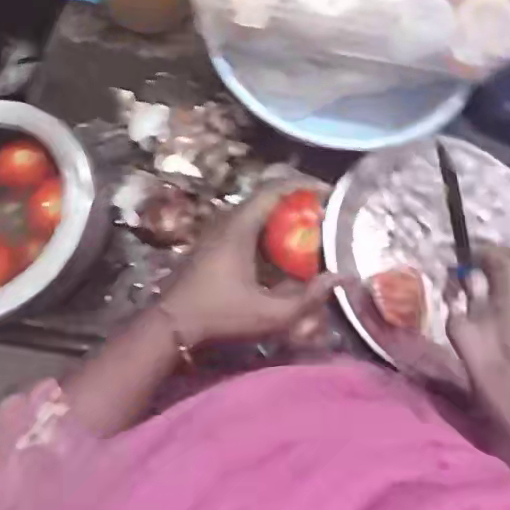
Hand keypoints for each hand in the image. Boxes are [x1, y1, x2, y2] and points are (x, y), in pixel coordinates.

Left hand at [158, 185, 341, 344]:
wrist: (169, 325)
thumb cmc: (219, 315)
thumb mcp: (268, 314)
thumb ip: (307, 298)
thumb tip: (340, 277)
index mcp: (241, 226)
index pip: (275, 189)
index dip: (303, 184)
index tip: (328, 191)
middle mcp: (228, 219)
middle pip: (267, 195)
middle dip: (297, 197)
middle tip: (323, 210)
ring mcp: (218, 229)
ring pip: (256, 208)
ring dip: (283, 211)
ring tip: (309, 224)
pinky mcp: (214, 241)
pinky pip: (247, 221)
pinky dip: (270, 223)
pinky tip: (282, 245)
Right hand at [447, 245, 509, 476]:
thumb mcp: (480, 365)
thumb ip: (464, 325)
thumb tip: (454, 294)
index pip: (506, 261)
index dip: (483, 249)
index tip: (457, 253)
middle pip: (500, 278)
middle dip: (472, 274)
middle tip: (443, 284)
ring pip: (498, 299)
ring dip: (474, 297)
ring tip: (447, 308)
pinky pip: (499, 319)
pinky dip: (479, 317)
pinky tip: (464, 336)